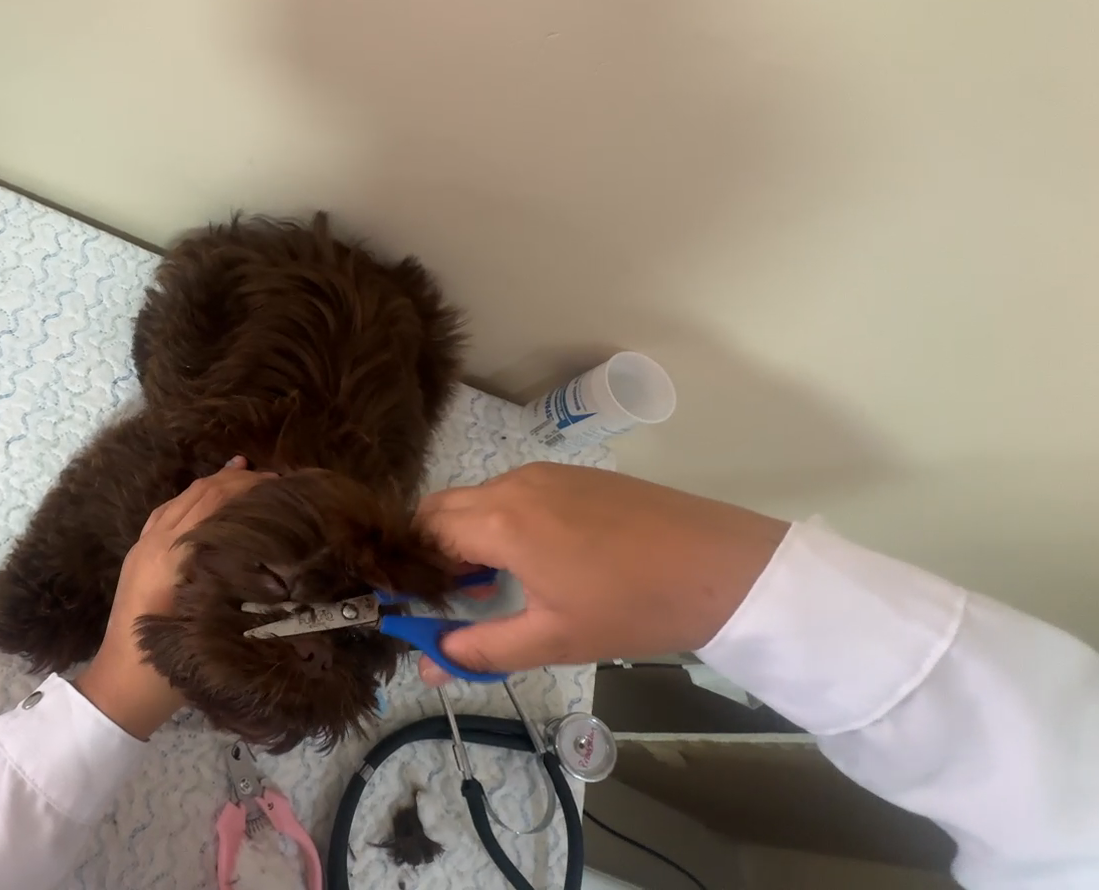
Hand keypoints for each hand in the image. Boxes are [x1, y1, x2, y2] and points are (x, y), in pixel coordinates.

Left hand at [74, 457, 273, 737]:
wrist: (122, 684)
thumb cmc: (173, 664)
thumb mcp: (213, 625)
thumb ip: (238, 582)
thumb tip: (276, 554)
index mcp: (174, 553)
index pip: (215, 501)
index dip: (248, 487)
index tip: (281, 484)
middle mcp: (157, 540)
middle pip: (199, 493)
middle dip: (235, 480)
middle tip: (273, 478)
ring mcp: (143, 545)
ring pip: (181, 499)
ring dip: (214, 485)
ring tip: (245, 473)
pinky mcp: (138, 554)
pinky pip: (167, 512)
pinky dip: (192, 498)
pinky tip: (207, 498)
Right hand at [414, 464, 788, 681]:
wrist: (727, 567)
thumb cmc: (634, 608)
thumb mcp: (555, 638)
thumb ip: (482, 650)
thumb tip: (427, 665)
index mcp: (498, 524)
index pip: (421, 534)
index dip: (410, 568)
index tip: (417, 602)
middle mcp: (508, 487)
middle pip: (438, 509)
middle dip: (431, 548)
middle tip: (452, 594)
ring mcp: (539, 474)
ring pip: (473, 498)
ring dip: (465, 533)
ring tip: (496, 580)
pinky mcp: (567, 473)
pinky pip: (508, 491)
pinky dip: (497, 519)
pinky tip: (536, 555)